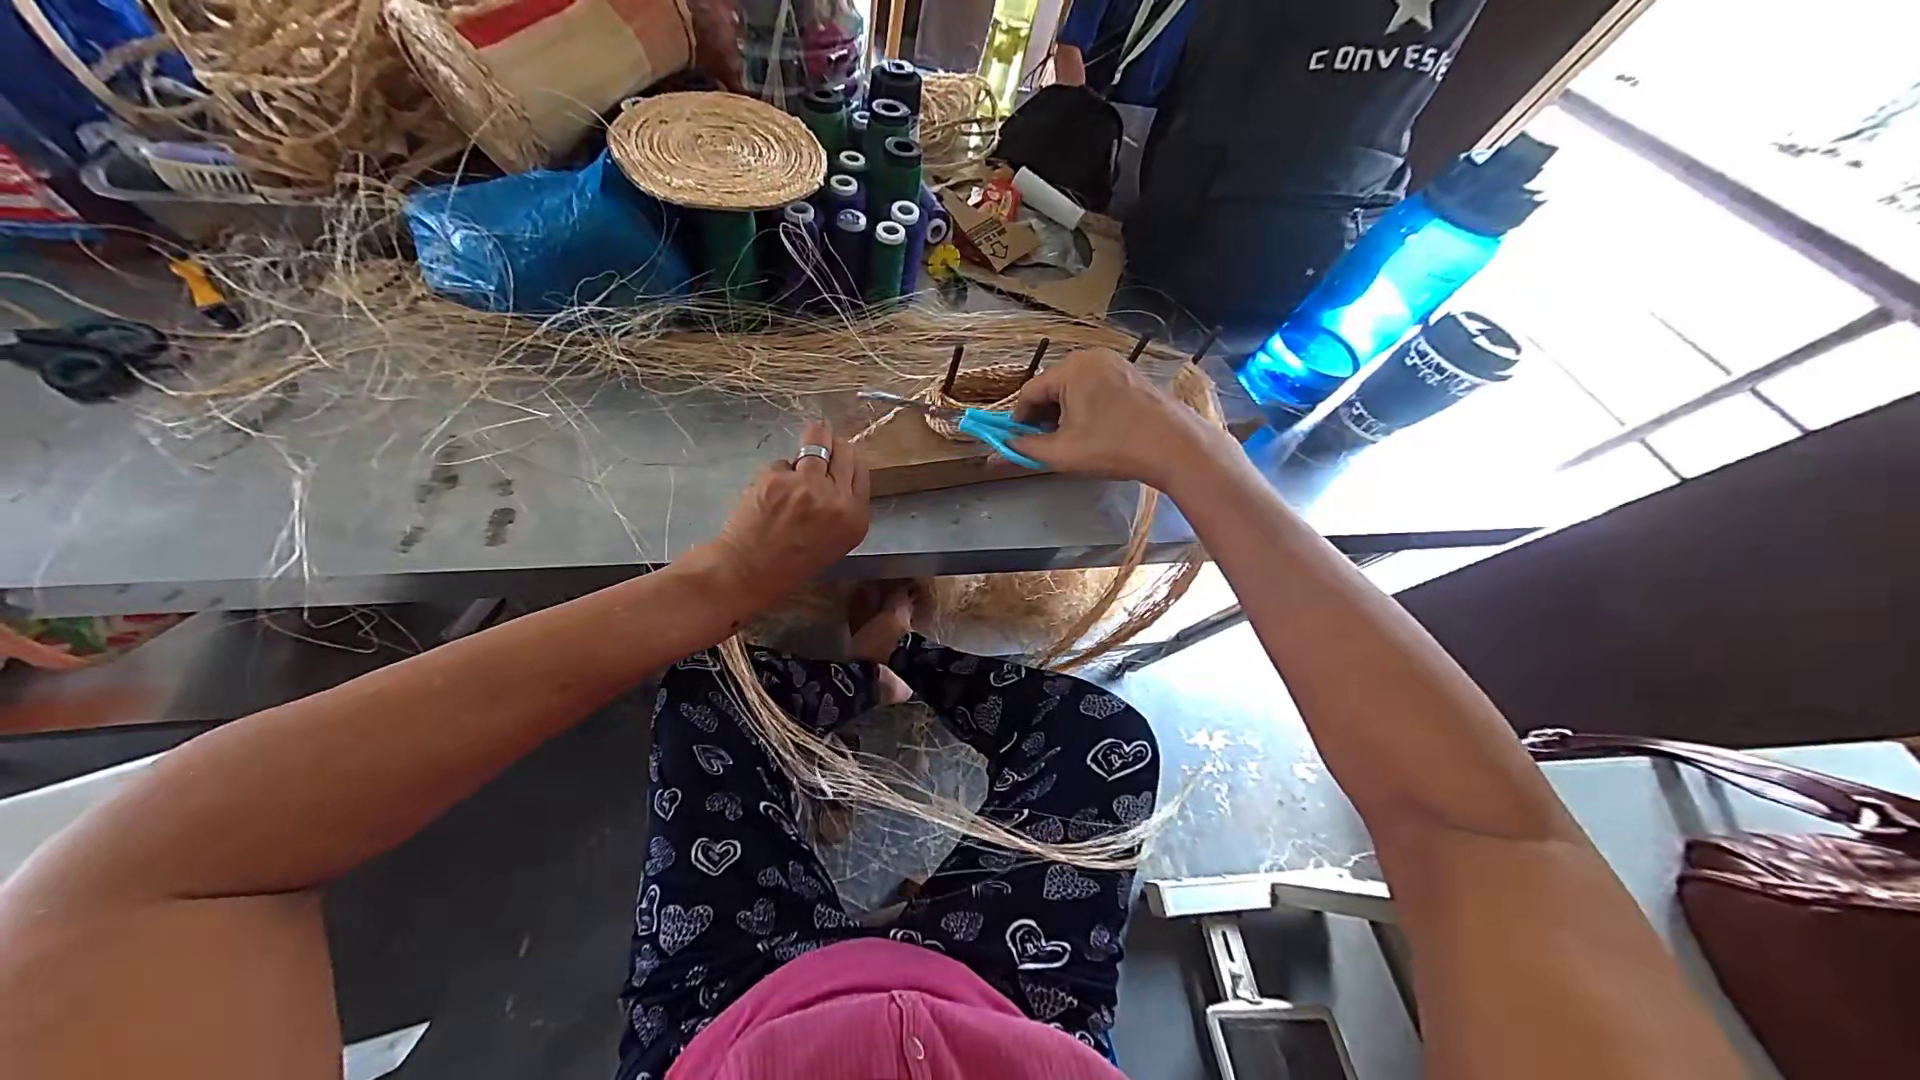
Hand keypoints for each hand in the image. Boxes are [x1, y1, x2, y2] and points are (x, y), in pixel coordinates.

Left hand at [690, 419, 870, 608]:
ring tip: (801, 449)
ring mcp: (806, 486)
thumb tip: (838, 472)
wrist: (750, 571)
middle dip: (832, 444)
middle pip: (844, 451)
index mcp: (855, 517)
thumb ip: (843, 507)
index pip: (861, 470)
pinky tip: (772, 490)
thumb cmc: (792, 562)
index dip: (848, 460)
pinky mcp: (778, 478)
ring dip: (811, 438)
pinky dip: (779, 471)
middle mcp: (836, 499)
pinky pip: (784, 461)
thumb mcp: (837, 540)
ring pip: (817, 441)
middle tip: (822, 445)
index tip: (839, 456)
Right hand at [1011, 348, 1236, 492]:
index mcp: (1071, 368)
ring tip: (1072, 442)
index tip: (1018, 442)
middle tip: (1046, 444)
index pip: (1029, 391)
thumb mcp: (1061, 453)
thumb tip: (997, 452)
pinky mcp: (1132, 376)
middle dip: (1043, 416)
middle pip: (1052, 387)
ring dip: (1065, 414)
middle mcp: (1092, 357)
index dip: (1018, 420)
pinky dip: (1087, 409)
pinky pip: (1096, 389)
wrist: (1175, 447)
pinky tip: (1095, 433)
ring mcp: (1116, 364)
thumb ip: (1024, 449)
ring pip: (1075, 389)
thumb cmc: (1113, 447)